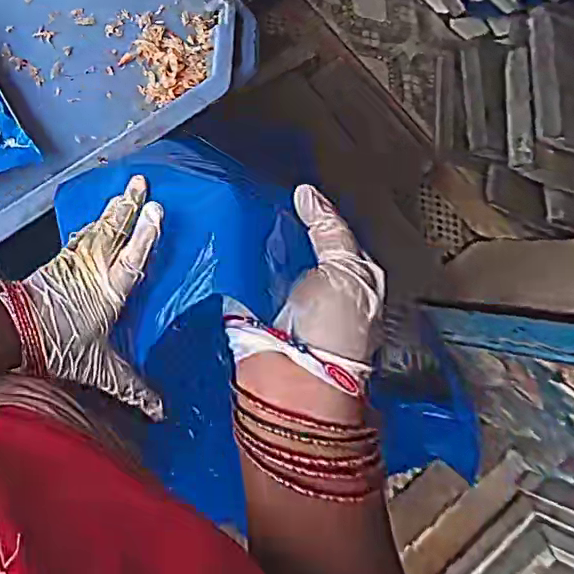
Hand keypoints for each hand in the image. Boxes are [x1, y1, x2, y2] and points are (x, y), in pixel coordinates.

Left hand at [0, 175, 166, 418]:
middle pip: (115, 230)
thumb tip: (159, 410)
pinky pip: (82, 236)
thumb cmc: (59, 345)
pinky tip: (97, 219)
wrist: (16, 329)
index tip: (156, 208)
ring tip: (125, 192)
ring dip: (113, 209)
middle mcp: (95, 268)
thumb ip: (131, 386)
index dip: (145, 232)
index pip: (134, 256)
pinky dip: (93, 223)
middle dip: (129, 206)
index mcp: (110, 290)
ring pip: (99, 228)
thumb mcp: (98, 368)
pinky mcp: (61, 259)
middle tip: (140, 183)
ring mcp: (76, 260)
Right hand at [226, 186, 384, 398]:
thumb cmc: (336, 337)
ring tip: (239, 208)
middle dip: (275, 219)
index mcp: (346, 276)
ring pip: (262, 250)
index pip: (327, 231)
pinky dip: (230, 254)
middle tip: (261, 194)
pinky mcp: (247, 302)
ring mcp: (278, 293)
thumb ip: (329, 230)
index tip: (292, 189)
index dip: (311, 209)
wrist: (295, 384)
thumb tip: (308, 195)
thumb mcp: (349, 272)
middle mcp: (312, 283)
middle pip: (290, 239)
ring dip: (251, 234)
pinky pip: (237, 269)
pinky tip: (224, 235)